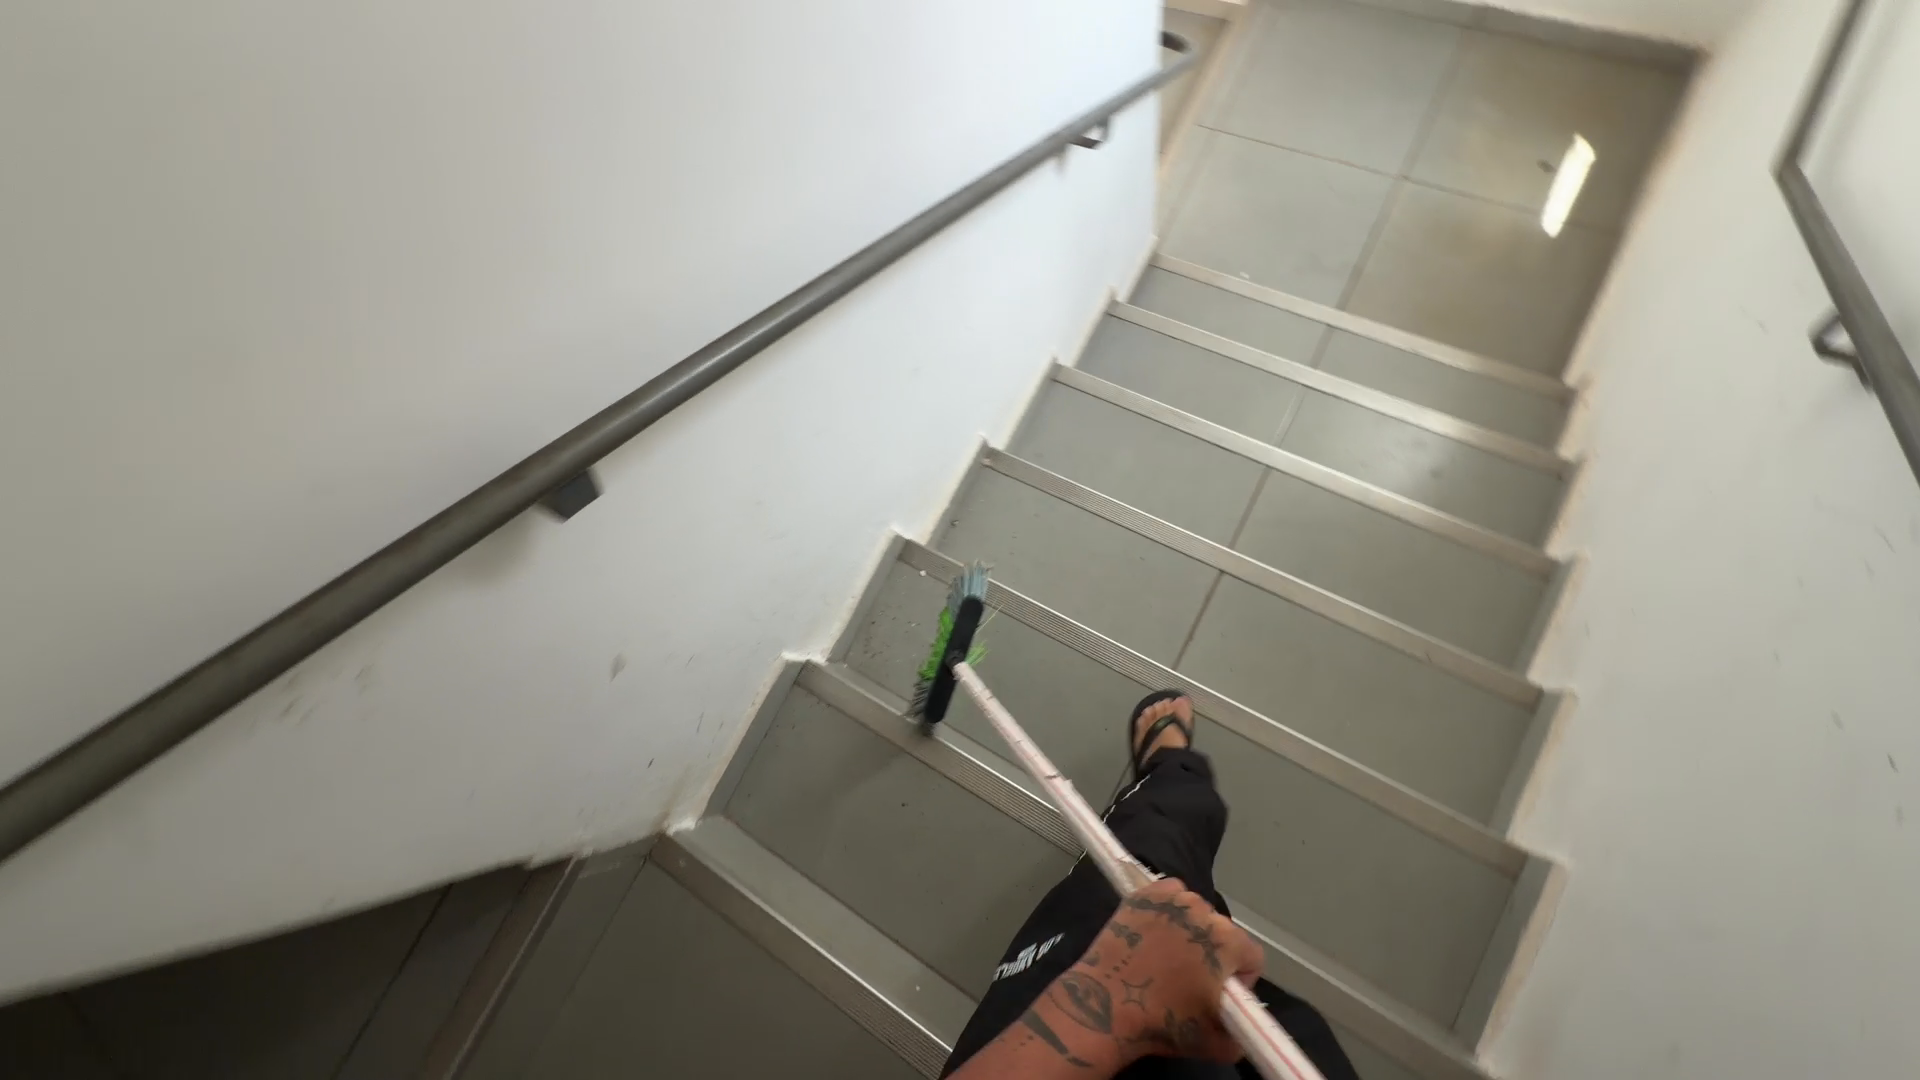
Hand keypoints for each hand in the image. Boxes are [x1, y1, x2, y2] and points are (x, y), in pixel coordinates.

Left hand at [1031, 879, 1264, 1067]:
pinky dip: (1168, 908)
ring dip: (1192, 930)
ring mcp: (1170, 897)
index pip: (1252, 954)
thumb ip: (1244, 1030)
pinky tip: (1157, 930)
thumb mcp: (1218, 1044)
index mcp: (1227, 940)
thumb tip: (1243, 1019)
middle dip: (1215, 954)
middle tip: (1194, 978)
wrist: (1108, 1003)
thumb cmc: (1165, 1022)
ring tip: (1171, 956)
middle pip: (1223, 931)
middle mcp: (1202, 909)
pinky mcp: (1143, 892)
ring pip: (1196, 911)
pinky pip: (1169, 893)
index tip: (1222, 993)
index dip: (1241, 978)